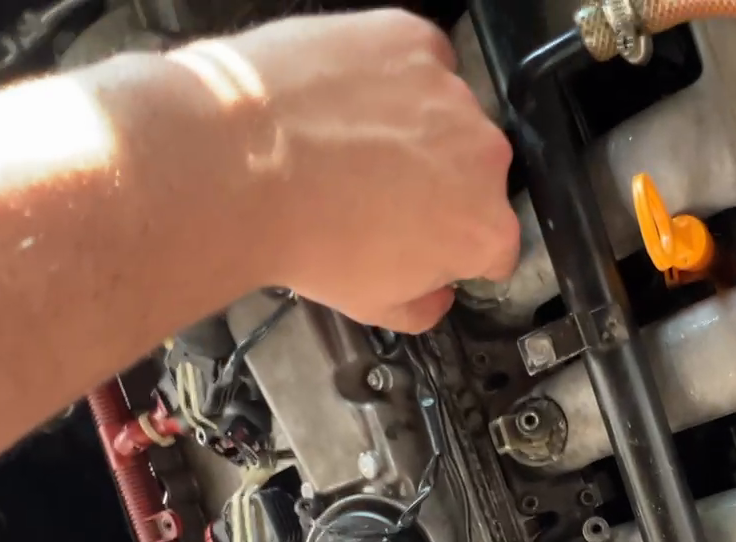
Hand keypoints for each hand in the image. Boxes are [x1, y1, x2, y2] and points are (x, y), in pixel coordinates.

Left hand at [170, 11, 518, 331]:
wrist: (238, 165)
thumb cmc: (309, 239)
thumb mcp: (378, 307)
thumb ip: (428, 307)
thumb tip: (438, 292)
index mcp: (486, 229)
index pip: (497, 246)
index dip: (466, 253)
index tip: (436, 247)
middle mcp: (484, 157)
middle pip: (478, 177)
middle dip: (445, 188)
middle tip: (386, 197)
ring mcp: (451, 93)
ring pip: (451, 119)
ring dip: (422, 132)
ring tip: (359, 145)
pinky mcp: (411, 40)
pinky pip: (421, 61)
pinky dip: (397, 78)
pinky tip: (355, 101)